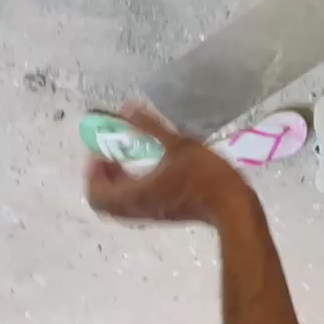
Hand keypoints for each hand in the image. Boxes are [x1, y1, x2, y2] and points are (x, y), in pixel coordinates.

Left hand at [85, 103, 255, 225]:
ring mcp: (151, 215)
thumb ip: (151, 126)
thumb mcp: (179, 144)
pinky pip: (134, 207)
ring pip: (119, 206)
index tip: (97, 152)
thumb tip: (127, 107)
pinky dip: (129, 191)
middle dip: (101, 180)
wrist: (231, 206)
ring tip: (125, 165)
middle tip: (108, 158)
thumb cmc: (205, 175)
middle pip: (103, 202)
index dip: (92, 172)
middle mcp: (137, 208)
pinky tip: (147, 175)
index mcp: (135, 193)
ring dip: (115, 187)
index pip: (97, 191)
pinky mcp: (164, 215)